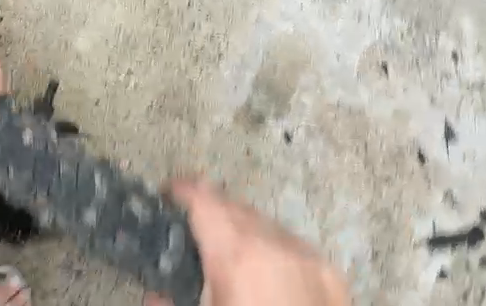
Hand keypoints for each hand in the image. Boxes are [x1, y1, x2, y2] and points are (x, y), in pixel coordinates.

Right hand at [144, 180, 348, 305]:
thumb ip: (166, 305)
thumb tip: (154, 295)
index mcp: (235, 254)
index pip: (201, 197)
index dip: (179, 190)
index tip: (165, 196)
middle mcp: (271, 243)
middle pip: (231, 205)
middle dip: (209, 211)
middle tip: (193, 231)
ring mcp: (306, 256)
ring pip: (264, 222)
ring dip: (243, 229)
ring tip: (231, 254)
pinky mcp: (332, 275)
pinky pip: (292, 244)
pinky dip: (273, 248)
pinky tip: (268, 273)